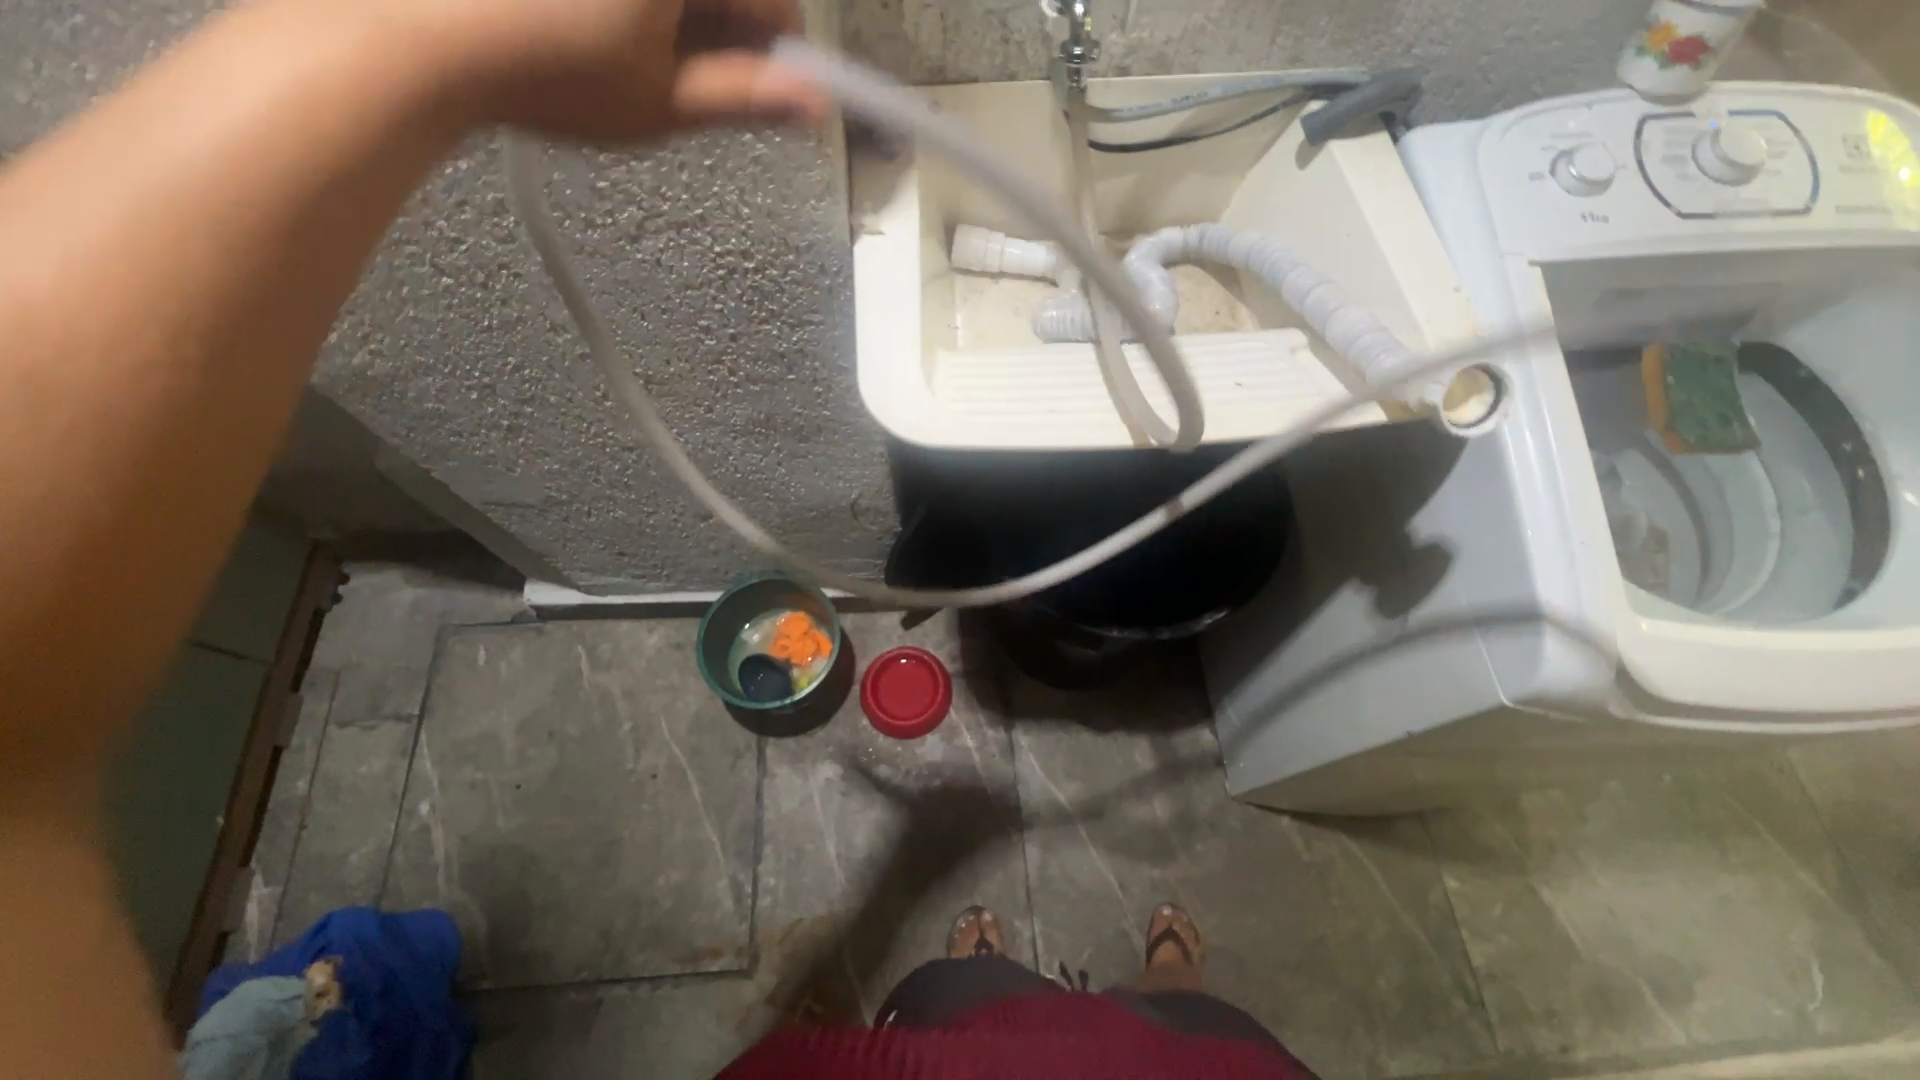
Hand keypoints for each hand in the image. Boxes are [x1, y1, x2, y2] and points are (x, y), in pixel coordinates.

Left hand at [423, 0, 827, 141]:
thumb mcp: (659, 102)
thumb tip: (812, 106)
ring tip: (637, 47)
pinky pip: (631, 0)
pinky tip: (603, 23)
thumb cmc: (538, 73)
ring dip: (677, 14)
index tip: (782, 74)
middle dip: (721, 21)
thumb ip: (746, 98)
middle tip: (700, 67)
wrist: (410, 40)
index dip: (781, 37)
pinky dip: (635, 12)